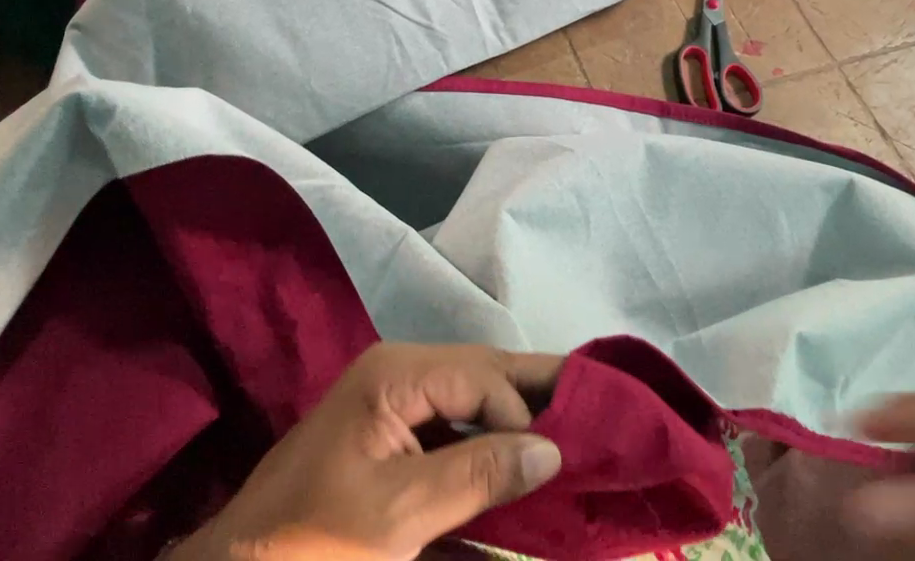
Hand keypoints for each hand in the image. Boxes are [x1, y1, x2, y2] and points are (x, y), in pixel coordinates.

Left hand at [170, 343, 565, 560]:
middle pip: (484, 372)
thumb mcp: (400, 514)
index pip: (484, 376)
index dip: (522, 414)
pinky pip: (455, 425)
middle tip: (599, 405)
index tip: (554, 463)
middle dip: (536, 391)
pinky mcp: (392, 435)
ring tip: (571, 430)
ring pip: (474, 396)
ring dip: (517, 417)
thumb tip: (551, 449)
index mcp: (396, 374)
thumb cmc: (315, 542)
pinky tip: (521, 458)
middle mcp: (399, 373)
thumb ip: (478, 474)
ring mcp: (394, 402)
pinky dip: (488, 441)